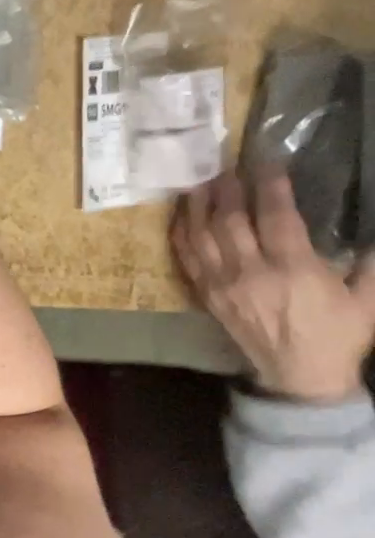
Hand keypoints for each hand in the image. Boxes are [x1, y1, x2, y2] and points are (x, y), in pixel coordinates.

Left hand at [174, 171, 374, 401]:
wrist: (298, 372)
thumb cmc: (340, 333)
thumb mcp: (369, 296)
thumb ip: (372, 260)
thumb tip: (370, 226)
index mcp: (294, 269)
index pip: (276, 219)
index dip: (270, 189)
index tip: (266, 165)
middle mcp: (249, 272)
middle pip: (229, 222)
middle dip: (226, 191)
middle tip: (222, 166)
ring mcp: (220, 283)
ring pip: (199, 236)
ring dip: (197, 207)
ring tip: (197, 183)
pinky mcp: (203, 293)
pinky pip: (185, 257)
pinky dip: (180, 233)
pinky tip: (181, 217)